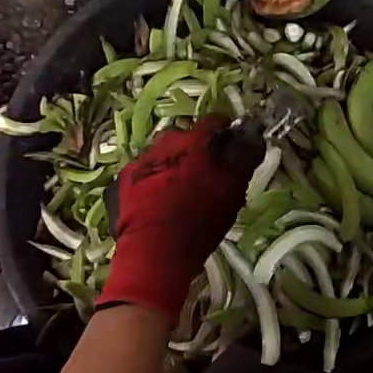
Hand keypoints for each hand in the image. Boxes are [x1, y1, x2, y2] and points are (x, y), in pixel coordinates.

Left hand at [96, 117, 262, 319]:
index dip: (228, 133)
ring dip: (174, 168)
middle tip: (209, 177)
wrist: (155, 251)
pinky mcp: (121, 184)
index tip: (235, 148)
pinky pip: (143, 177)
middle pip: (187, 139)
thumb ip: (245, 154)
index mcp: (196, 139)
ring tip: (182, 194)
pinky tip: (158, 206)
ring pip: (163, 157)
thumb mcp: (235, 187)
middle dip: (198, 152)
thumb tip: (251, 131)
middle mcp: (164, 142)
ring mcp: (139, 162)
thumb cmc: (202, 217)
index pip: (217, 121)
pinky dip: (152, 185)